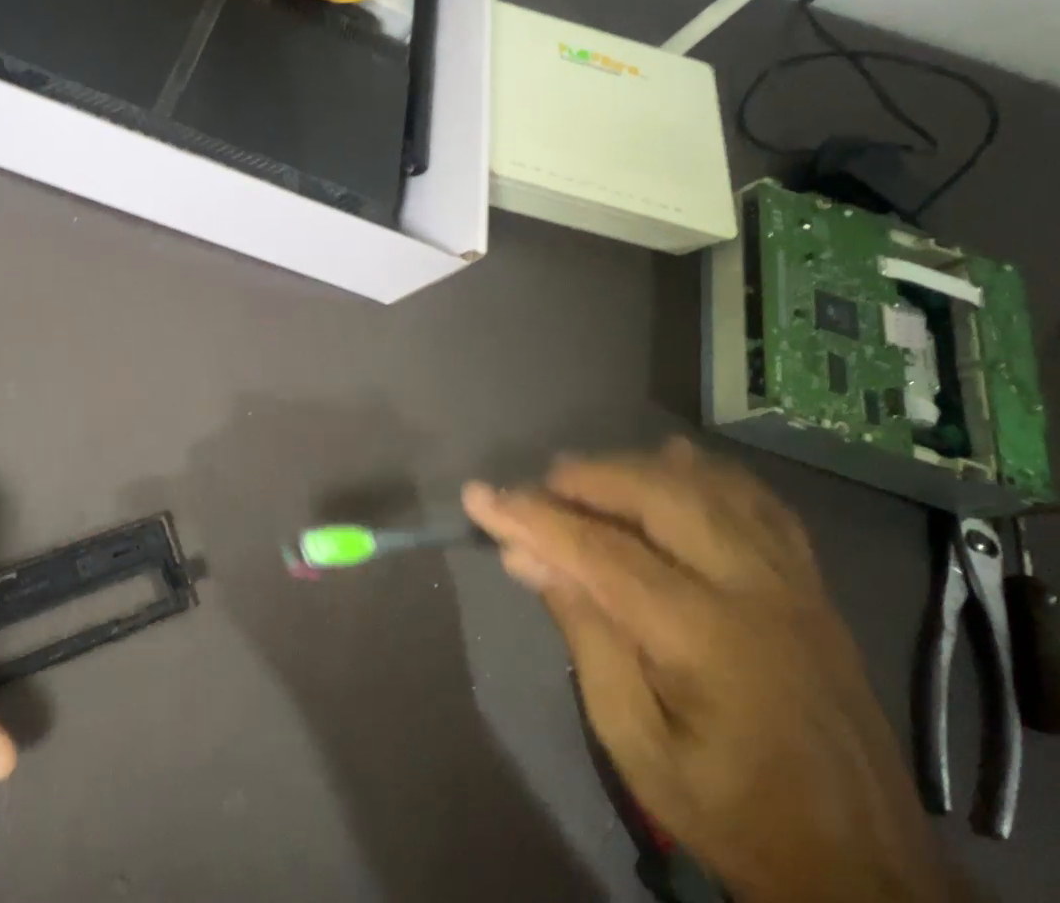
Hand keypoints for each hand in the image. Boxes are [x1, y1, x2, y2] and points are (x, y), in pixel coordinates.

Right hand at [464, 440, 957, 902]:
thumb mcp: (632, 737)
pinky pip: (762, 506)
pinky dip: (707, 478)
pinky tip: (673, 472)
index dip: (531, 517)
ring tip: (584, 478)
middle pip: (665, 497)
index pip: (601, 550)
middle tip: (531, 488)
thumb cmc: (725, 807)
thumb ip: (586, 635)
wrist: (857, 864)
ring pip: (715, 488)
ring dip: (642, 470)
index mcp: (707, 637)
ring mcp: (796, 585)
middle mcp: (758, 591)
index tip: (475, 496)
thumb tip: (528, 557)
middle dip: (589, 478)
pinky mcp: (814, 590)